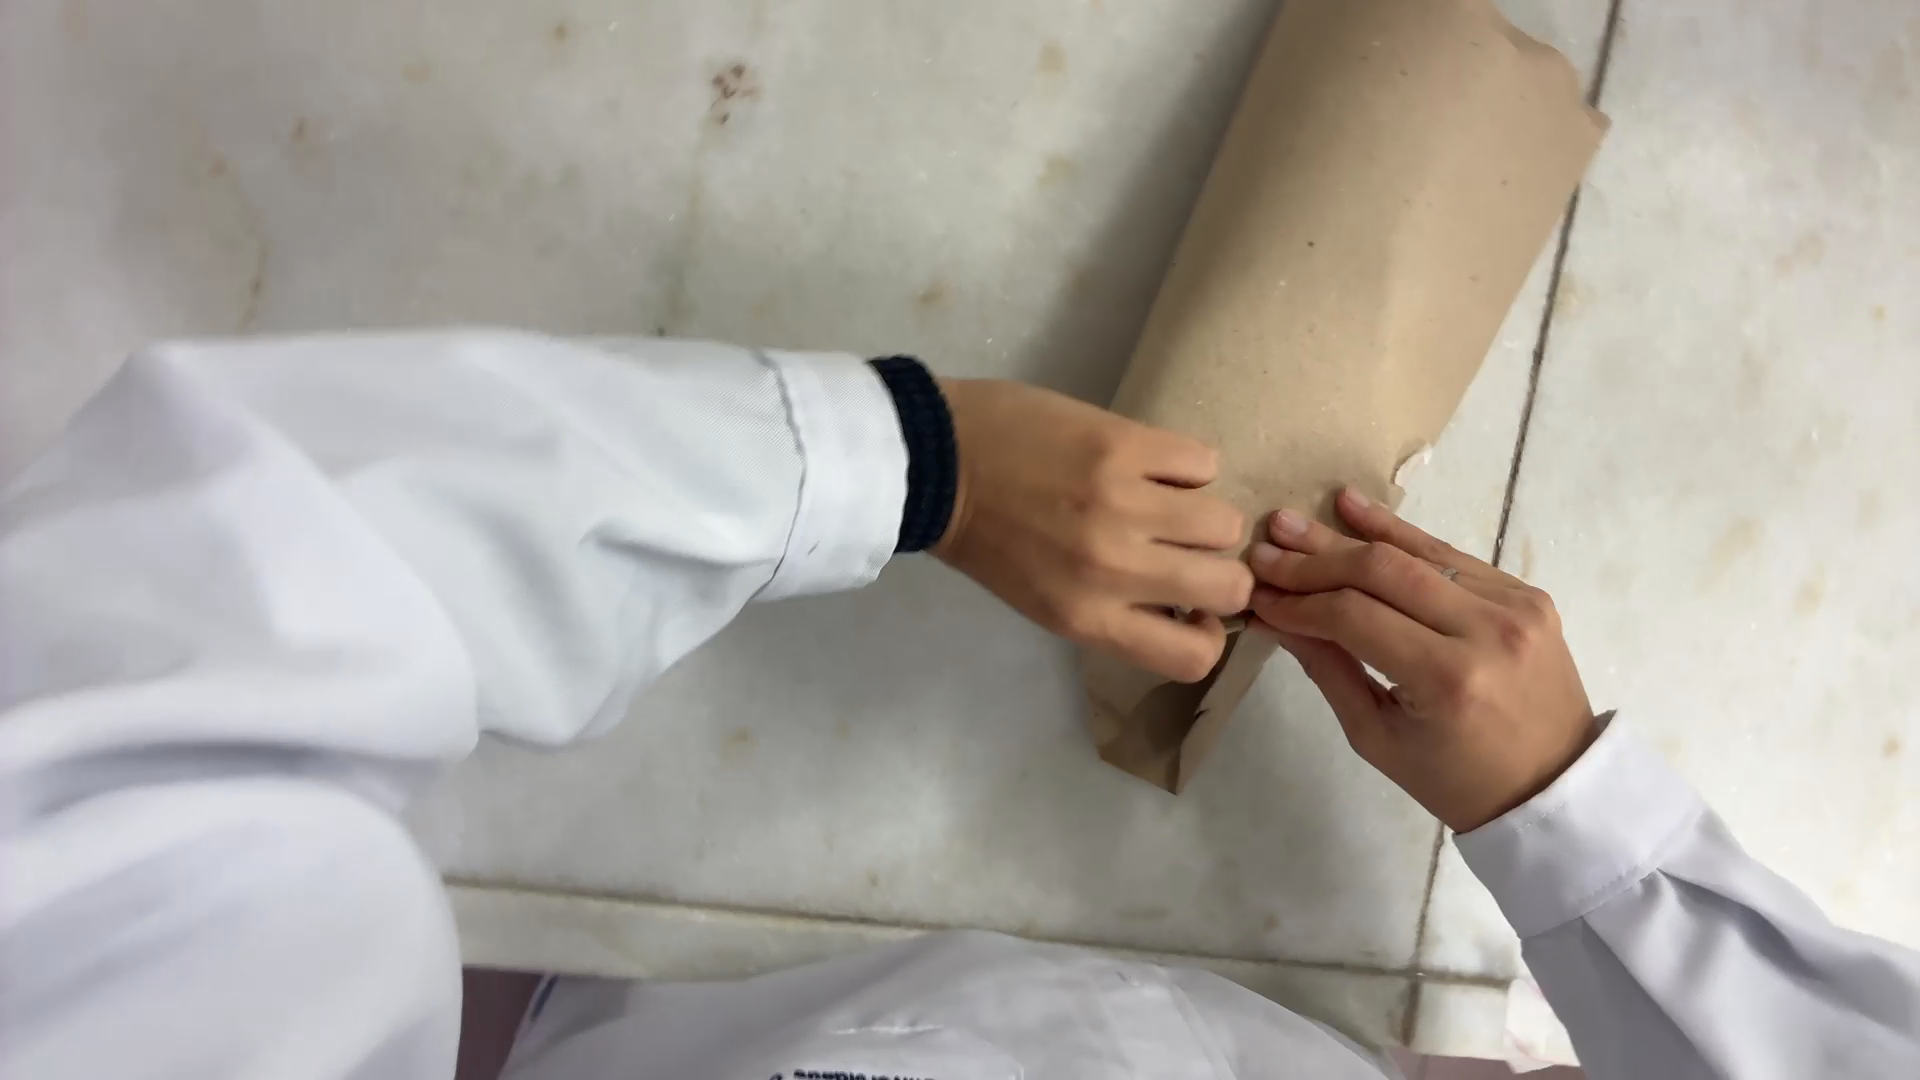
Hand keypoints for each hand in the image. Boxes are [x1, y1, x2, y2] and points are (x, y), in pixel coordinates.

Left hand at [935, 378, 1253, 682]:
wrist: (935, 464)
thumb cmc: (984, 538)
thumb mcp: (1042, 600)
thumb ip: (1111, 611)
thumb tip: (1179, 603)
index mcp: (1086, 618)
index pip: (1192, 657)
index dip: (1204, 631)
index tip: (1188, 606)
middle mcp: (1114, 569)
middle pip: (1228, 586)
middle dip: (1217, 570)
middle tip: (1183, 546)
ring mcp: (1123, 503)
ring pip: (1225, 521)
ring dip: (1201, 512)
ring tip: (1163, 498)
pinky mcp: (1124, 444)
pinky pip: (1203, 461)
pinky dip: (1184, 464)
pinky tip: (1148, 462)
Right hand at [1247, 487, 1596, 831]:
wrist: (1557, 789)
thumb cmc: (1453, 778)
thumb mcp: (1373, 734)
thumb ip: (1324, 665)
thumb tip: (1271, 615)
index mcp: (1447, 679)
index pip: (1352, 616)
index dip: (1297, 602)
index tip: (1255, 595)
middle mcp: (1486, 631)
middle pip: (1380, 573)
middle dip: (1312, 561)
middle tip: (1262, 551)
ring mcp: (1514, 605)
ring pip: (1411, 552)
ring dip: (1344, 535)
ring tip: (1289, 522)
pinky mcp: (1523, 593)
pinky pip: (1445, 553)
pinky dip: (1394, 529)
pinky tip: (1349, 505)